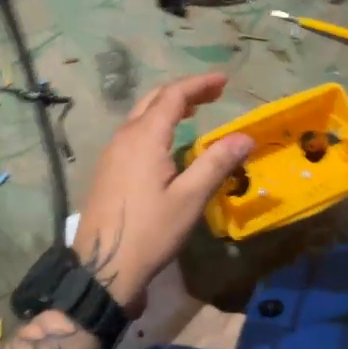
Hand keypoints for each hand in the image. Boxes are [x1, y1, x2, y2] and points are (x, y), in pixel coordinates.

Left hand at [71, 73, 252, 310]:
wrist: (102, 266)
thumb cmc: (150, 231)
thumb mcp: (189, 199)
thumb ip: (216, 163)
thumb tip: (245, 136)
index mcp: (145, 136)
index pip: (174, 95)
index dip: (199, 84)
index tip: (224, 81)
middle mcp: (125, 135)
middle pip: (154, 99)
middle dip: (185, 91)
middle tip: (213, 94)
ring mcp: (112, 151)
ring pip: (141, 114)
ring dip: (168, 106)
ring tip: (194, 112)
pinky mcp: (108, 168)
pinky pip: (134, 131)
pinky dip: (155, 123)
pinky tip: (168, 141)